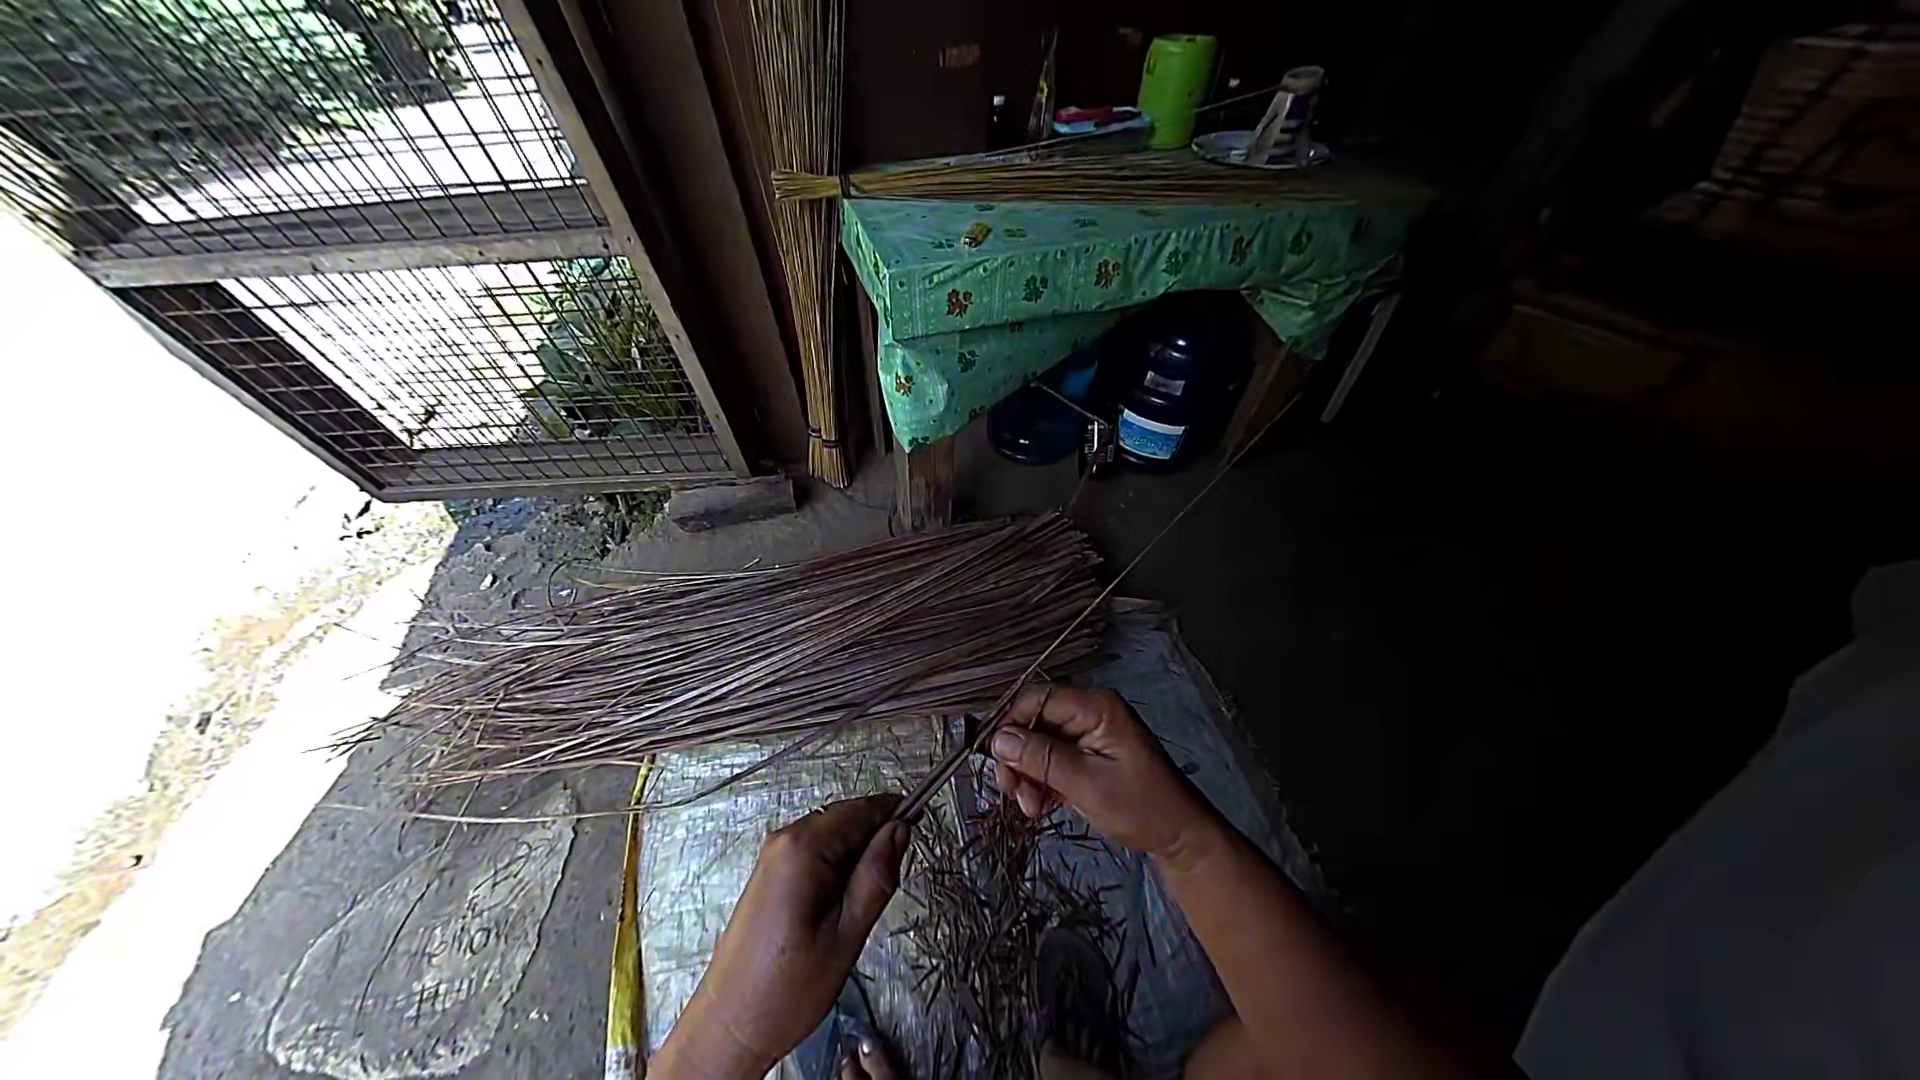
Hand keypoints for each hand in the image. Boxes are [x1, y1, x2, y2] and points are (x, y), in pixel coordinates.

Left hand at [654, 795, 911, 1079]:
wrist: (729, 1027)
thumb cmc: (787, 989)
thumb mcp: (848, 934)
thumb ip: (877, 874)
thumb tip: (901, 828)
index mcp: (803, 847)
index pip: (862, 808)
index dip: (895, 813)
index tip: (918, 827)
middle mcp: (784, 839)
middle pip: (847, 815)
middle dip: (876, 837)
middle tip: (889, 880)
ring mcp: (774, 854)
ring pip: (834, 832)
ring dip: (858, 852)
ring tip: (863, 899)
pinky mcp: (771, 871)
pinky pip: (816, 849)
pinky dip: (838, 863)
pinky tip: (840, 902)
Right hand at [991, 686, 1220, 867]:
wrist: (1179, 837)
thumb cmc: (1141, 807)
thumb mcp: (1087, 783)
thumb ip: (1041, 758)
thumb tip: (999, 739)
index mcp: (1096, 706)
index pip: (1037, 699)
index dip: (1011, 724)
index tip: (995, 758)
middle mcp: (1089, 712)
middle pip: (1035, 722)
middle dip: (1018, 757)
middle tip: (1011, 792)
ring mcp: (1088, 733)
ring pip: (1038, 744)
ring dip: (1027, 774)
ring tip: (1030, 807)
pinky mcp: (1086, 754)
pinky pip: (1050, 759)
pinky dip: (1040, 781)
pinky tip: (1039, 805)